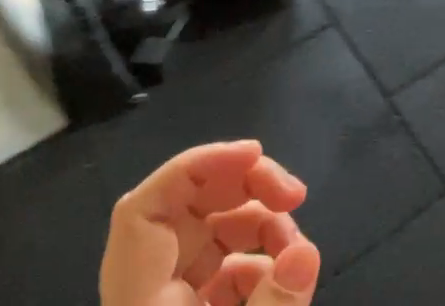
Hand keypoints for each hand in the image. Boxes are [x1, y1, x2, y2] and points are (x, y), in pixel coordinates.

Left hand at [101, 140, 318, 305]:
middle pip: (184, 209)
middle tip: (296, 195)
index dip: (197, 167)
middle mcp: (144, 297)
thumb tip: (307, 250)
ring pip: (208, 236)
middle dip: (246, 189)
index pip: (142, 210)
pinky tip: (283, 282)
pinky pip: (218, 271)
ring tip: (298, 251)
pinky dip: (256, 263)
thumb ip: (275, 305)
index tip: (256, 154)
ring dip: (261, 226)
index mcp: (138, 303)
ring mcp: (166, 305)